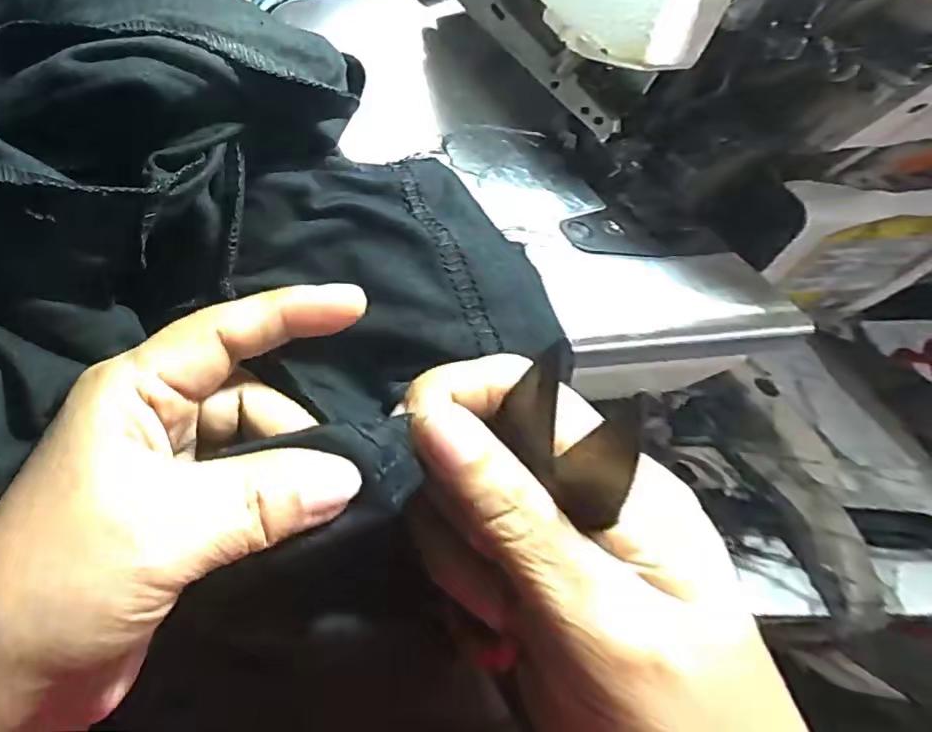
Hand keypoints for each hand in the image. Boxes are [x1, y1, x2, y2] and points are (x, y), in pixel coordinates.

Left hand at [0, 287, 370, 731]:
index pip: (215, 334)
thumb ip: (257, 497)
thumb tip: (345, 474)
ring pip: (240, 444)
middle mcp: (143, 417)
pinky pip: (235, 490)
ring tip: (341, 503)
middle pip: (237, 393)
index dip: (285, 313)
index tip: (354, 303)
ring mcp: (156, 468)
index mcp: (129, 390)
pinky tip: (311, 523)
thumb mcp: (164, 526)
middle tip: (352, 474)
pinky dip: (272, 501)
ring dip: (288, 466)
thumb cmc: (70, 570)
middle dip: (294, 421)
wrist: (13, 660)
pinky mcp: (168, 517)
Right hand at [404, 356, 807, 731]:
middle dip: (453, 503)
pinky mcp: (505, 561)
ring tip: (502, 616)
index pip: (516, 385)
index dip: (452, 392)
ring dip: (451, 554)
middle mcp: (570, 488)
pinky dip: (449, 575)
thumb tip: (430, 415)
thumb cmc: (673, 712)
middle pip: (462, 440)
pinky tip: (490, 624)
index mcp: (616, 480)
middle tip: (488, 566)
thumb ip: (512, 510)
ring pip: (440, 491)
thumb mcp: (595, 610)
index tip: (412, 437)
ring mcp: (535, 526)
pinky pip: (439, 534)